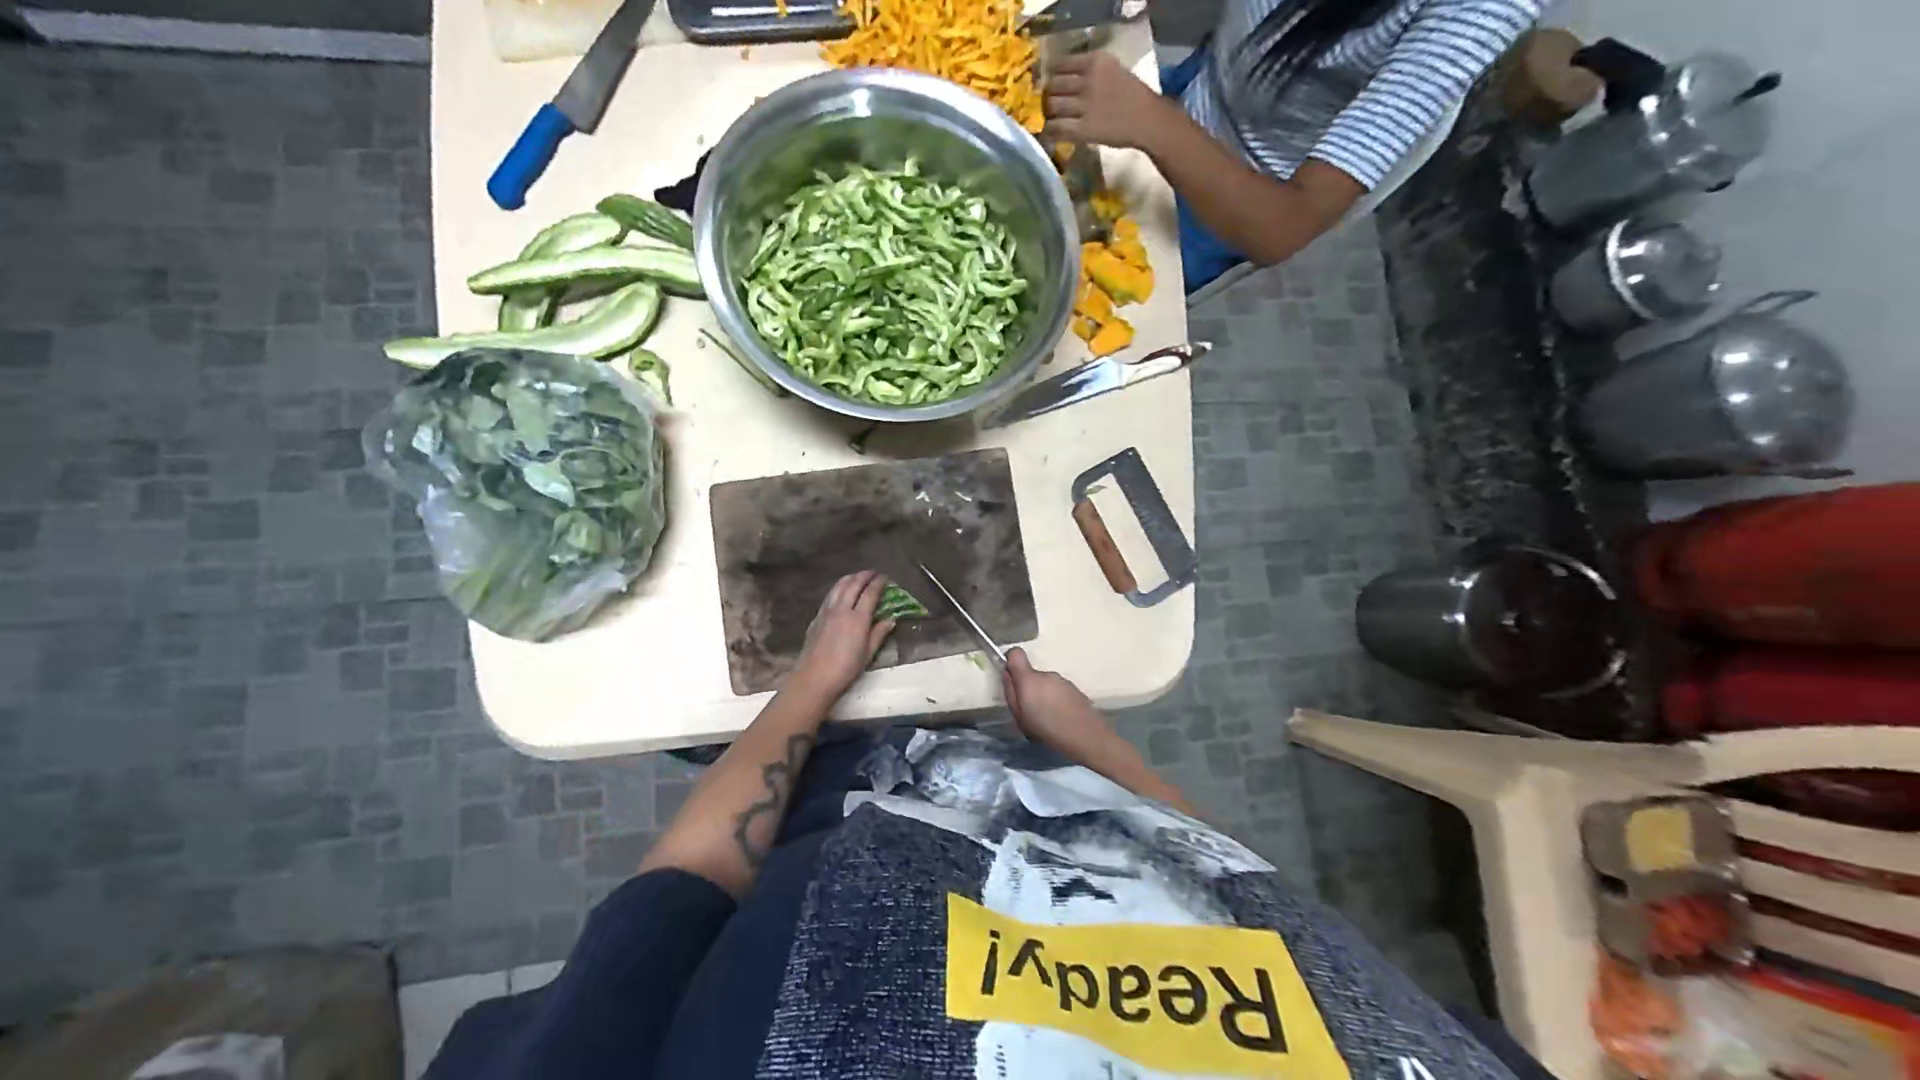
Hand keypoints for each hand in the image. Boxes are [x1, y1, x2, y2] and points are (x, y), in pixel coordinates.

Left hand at [790, 570, 895, 699]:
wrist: (815, 677)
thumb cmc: (846, 668)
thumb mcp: (868, 653)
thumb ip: (879, 633)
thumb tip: (890, 620)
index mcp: (858, 618)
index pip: (870, 593)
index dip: (878, 583)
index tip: (885, 578)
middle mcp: (842, 609)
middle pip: (853, 585)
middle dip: (864, 576)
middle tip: (873, 573)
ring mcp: (827, 611)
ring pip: (839, 587)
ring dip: (850, 578)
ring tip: (857, 576)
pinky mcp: (817, 617)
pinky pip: (830, 595)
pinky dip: (838, 588)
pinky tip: (840, 591)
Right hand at [1002, 647, 1113, 756]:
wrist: (1087, 736)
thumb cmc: (1048, 730)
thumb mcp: (1020, 717)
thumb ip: (1011, 693)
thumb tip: (1007, 674)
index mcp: (1029, 679)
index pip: (1015, 653)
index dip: (1010, 662)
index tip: (1011, 679)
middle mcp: (1046, 674)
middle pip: (1031, 674)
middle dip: (1028, 688)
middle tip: (1030, 711)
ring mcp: (1062, 680)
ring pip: (1045, 683)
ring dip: (1043, 695)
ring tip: (1047, 718)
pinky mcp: (1074, 688)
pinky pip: (1057, 690)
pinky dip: (1055, 700)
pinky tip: (1060, 718)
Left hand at [1044, 51, 1177, 149]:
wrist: (1147, 119)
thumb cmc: (1132, 95)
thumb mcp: (1113, 69)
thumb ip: (1091, 70)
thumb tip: (1066, 78)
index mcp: (1095, 62)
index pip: (1061, 64)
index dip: (1053, 76)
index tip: (1053, 85)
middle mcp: (1088, 80)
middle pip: (1053, 85)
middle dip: (1048, 96)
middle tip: (1050, 105)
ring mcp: (1085, 105)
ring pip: (1052, 106)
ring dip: (1048, 113)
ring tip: (1051, 119)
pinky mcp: (1084, 129)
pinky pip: (1057, 127)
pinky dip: (1050, 131)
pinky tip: (1052, 133)